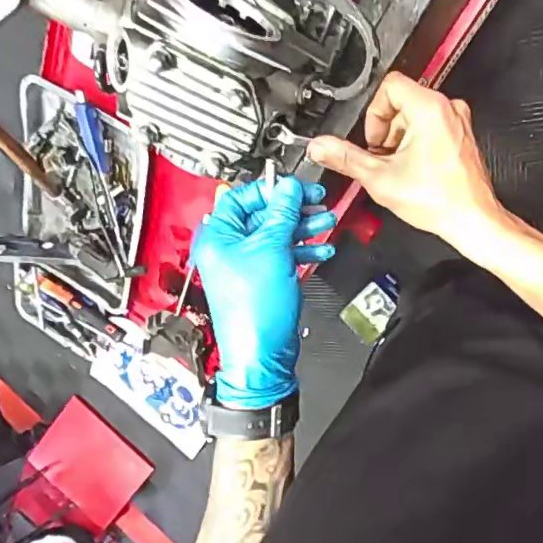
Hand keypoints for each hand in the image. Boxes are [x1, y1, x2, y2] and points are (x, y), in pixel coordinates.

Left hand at [191, 177, 336, 408]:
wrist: (262, 355)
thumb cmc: (254, 314)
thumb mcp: (271, 250)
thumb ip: (281, 215)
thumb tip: (288, 190)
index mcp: (217, 237)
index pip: (241, 197)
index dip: (270, 189)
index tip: (294, 187)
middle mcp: (228, 249)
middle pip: (262, 215)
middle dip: (293, 208)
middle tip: (315, 201)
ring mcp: (246, 265)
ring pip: (276, 234)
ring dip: (302, 227)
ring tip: (324, 221)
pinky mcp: (263, 280)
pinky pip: (282, 255)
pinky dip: (302, 249)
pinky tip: (320, 247)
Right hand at [306, 73, 506, 252]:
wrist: (470, 219)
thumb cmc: (439, 200)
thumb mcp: (379, 178)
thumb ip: (345, 158)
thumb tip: (321, 147)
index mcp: (429, 108)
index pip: (388, 86)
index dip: (374, 115)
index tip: (375, 141)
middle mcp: (447, 109)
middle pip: (400, 102)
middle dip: (386, 132)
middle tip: (385, 159)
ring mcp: (457, 122)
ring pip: (414, 116)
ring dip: (400, 140)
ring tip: (401, 168)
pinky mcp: (460, 136)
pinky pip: (430, 128)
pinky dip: (417, 145)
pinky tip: (415, 171)